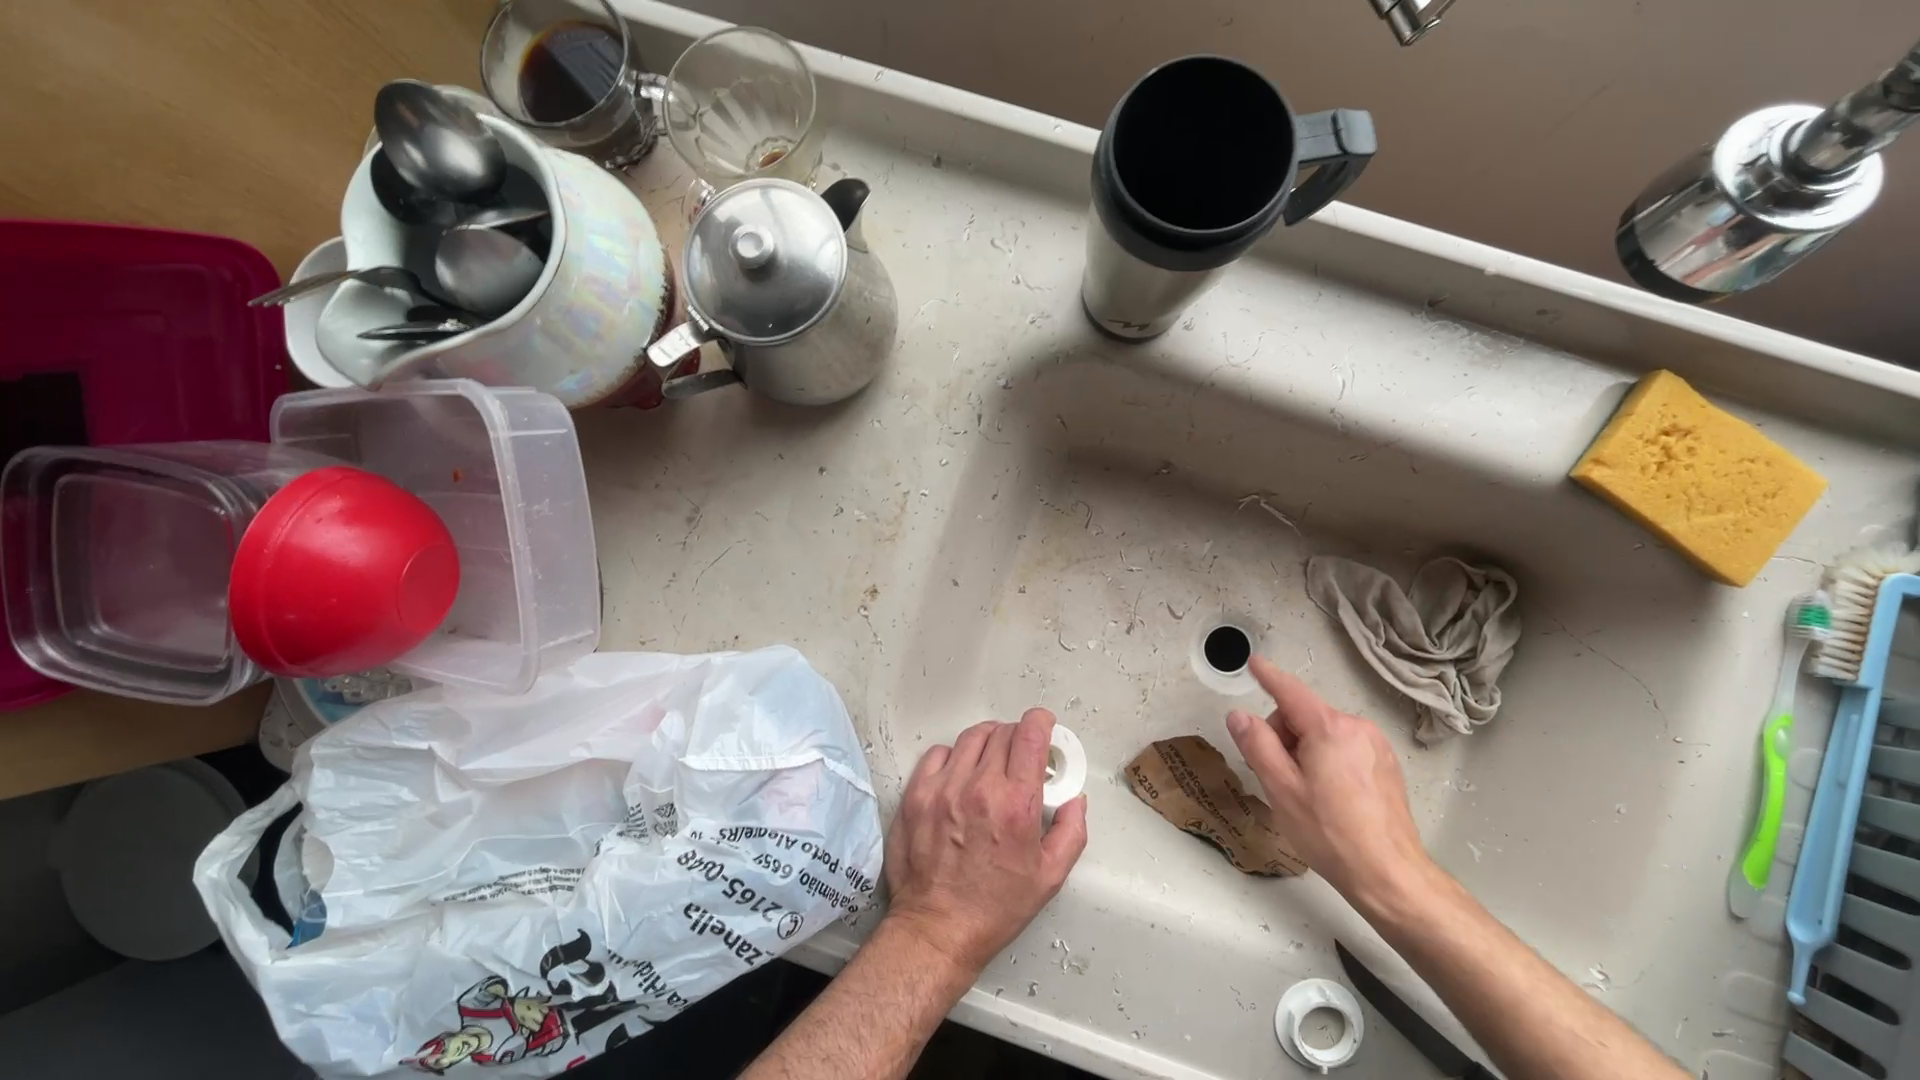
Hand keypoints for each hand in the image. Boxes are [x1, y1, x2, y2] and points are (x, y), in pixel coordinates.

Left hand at [883, 708, 1088, 975]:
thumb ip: (1072, 831)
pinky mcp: (916, 795)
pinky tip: (960, 775)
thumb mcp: (1051, 876)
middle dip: (1017, 736)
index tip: (1043, 726)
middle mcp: (979, 788)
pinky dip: (954, 757)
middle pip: (1002, 732)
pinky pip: (938, 754)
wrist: (938, 929)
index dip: (1040, 722)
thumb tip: (1074, 800)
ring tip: (991, 761)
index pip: (1030, 735)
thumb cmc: (994, 908)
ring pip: (970, 738)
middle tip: (1021, 754)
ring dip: (987, 741)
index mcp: (1016, 805)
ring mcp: (942, 788)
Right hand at [1226, 656, 1433, 912]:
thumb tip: (1239, 715)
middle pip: (1304, 717)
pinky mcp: (1386, 765)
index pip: (1290, 692)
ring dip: (1305, 752)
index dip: (1268, 677)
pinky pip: (1344, 749)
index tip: (1254, 663)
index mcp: (1329, 729)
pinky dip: (1327, 761)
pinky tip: (1329, 798)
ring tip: (1305, 794)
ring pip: (1324, 734)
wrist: (1389, 874)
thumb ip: (1257, 745)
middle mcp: (1357, 728)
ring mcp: (1376, 746)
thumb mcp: (1281, 789)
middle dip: (1284, 738)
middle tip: (1280, 779)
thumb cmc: (1330, 833)